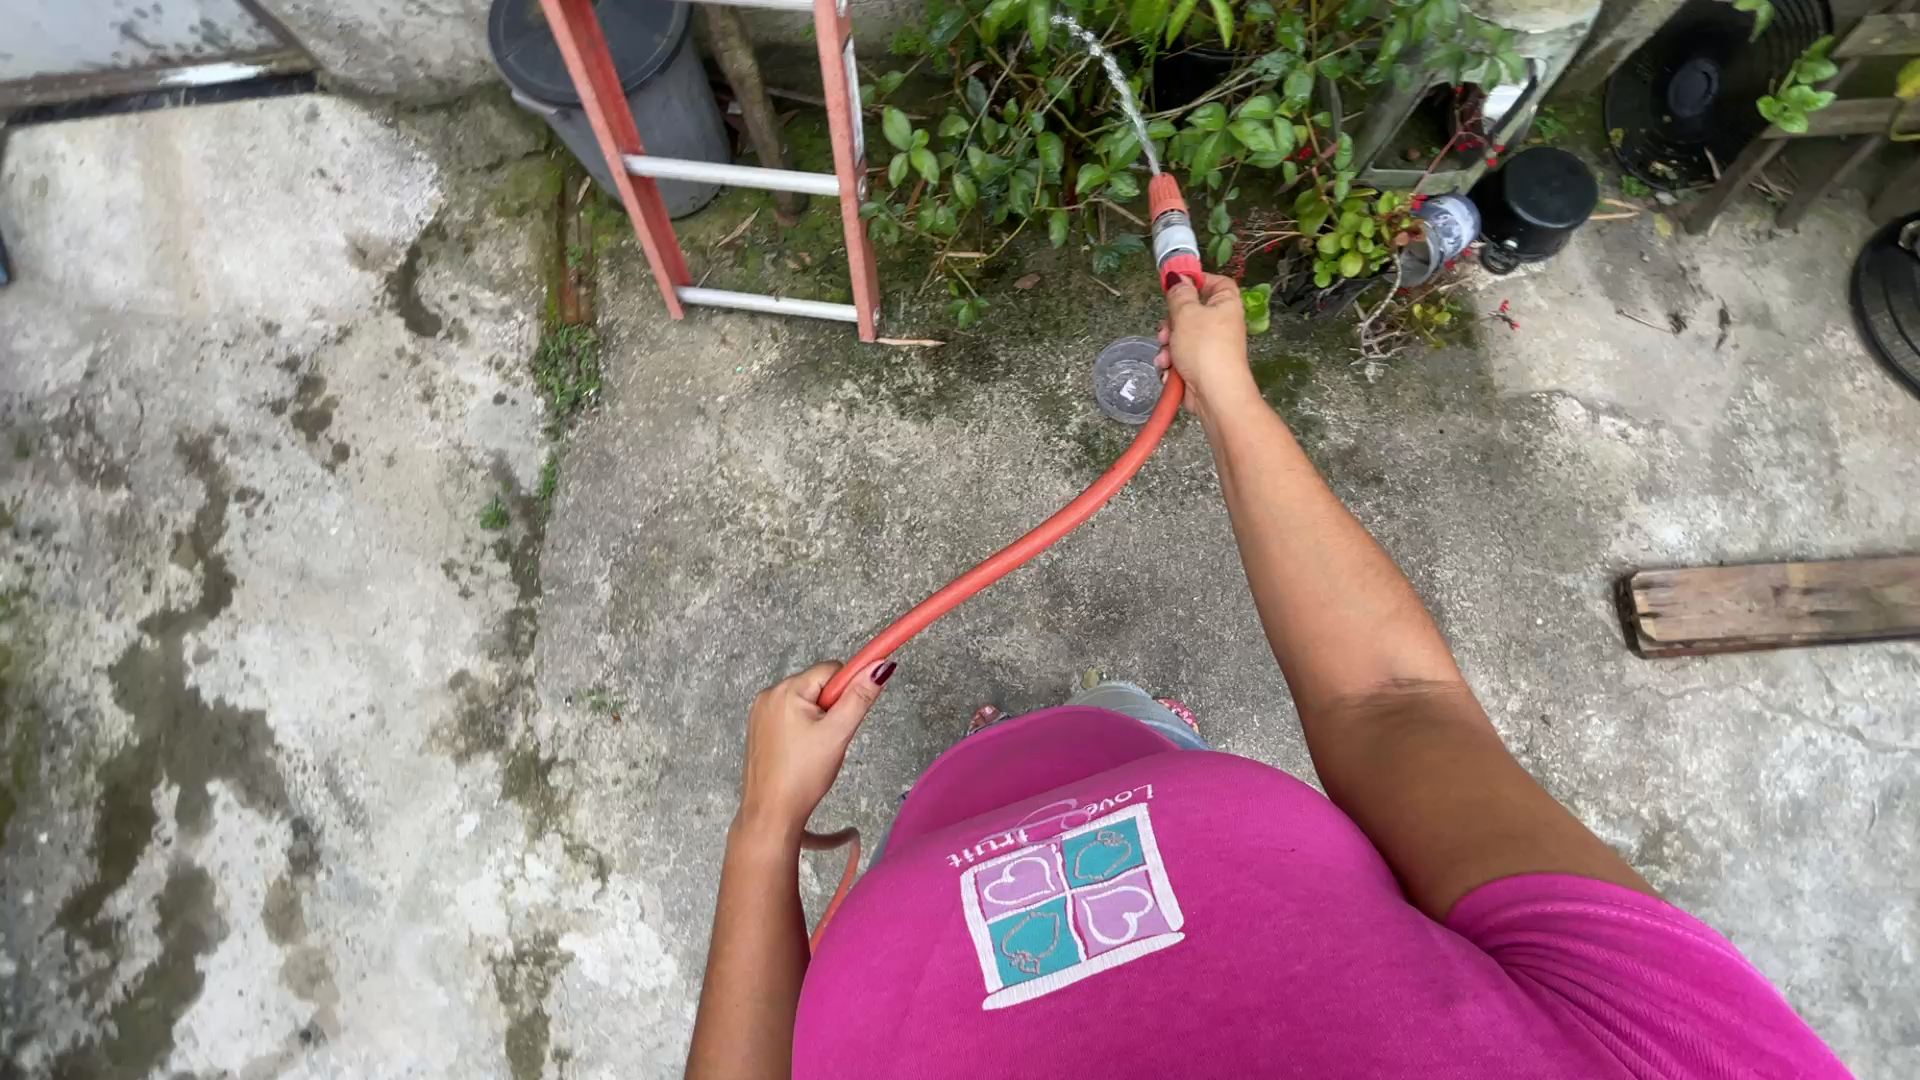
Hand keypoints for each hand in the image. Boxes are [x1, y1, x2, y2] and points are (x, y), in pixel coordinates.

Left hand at [735, 659, 895, 841]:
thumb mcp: (838, 733)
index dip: (847, 692)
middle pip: (818, 685)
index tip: (847, 717)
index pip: (831, 670)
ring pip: (806, 701)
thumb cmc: (802, 777)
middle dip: (832, 708)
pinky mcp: (760, 728)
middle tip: (830, 738)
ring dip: (819, 719)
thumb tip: (879, 666)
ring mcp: (761, 712)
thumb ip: (860, 696)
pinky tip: (803, 751)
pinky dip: (803, 728)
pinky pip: (791, 715)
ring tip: (816, 748)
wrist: (771, 814)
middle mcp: (769, 694)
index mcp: (786, 690)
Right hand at [1154, 273, 1255, 420]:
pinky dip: (1171, 362)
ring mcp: (1209, 346)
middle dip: (1171, 323)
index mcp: (1225, 304)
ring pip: (1179, 337)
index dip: (1197, 281)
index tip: (1176, 286)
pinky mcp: (1199, 365)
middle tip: (1165, 331)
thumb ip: (1179, 294)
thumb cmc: (1204, 348)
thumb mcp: (1186, 314)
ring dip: (1167, 346)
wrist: (1214, 392)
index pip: (1215, 282)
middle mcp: (1220, 323)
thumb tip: (1177, 277)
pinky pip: (1179, 357)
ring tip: (1166, 357)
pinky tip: (1168, 369)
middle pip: (1189, 312)